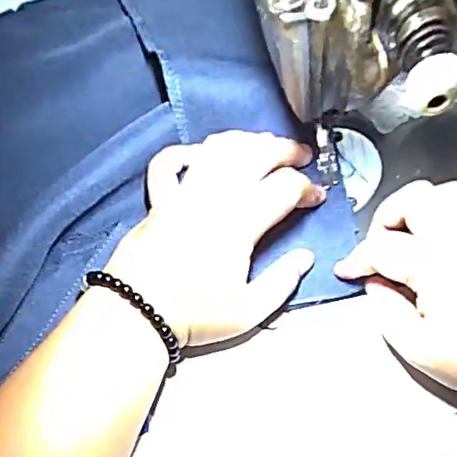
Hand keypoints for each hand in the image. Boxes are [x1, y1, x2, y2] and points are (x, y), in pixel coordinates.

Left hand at [99, 130, 324, 347]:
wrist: (138, 311)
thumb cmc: (195, 315)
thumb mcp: (249, 311)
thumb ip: (281, 282)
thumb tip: (304, 259)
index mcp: (241, 222)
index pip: (284, 187)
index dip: (306, 187)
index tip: (317, 196)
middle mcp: (213, 197)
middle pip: (255, 154)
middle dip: (284, 149)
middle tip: (301, 156)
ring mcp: (184, 193)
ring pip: (218, 148)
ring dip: (245, 140)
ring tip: (263, 146)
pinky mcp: (159, 201)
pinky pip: (170, 161)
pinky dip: (189, 151)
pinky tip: (203, 154)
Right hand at [334, 180, 456, 413]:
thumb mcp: (417, 347)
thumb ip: (386, 310)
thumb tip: (375, 287)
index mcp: (436, 263)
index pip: (384, 246)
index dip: (359, 258)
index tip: (348, 271)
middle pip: (415, 199)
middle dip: (386, 218)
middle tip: (376, 248)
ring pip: (445, 194)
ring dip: (416, 209)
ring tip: (404, 240)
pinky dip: (441, 217)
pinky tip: (433, 249)